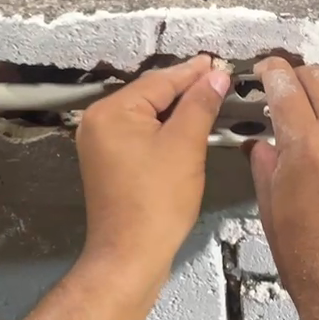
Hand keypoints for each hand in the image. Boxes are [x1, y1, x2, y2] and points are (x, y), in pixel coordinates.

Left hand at [76, 55, 230, 276]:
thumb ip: (200, 104)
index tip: (220, 63)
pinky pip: (140, 133)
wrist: (131, 255)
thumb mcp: (185, 145)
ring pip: (146, 114)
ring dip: (177, 108)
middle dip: (186, 88)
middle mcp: (98, 122)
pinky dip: (164, 128)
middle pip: (150, 95)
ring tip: (210, 97)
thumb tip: (216, 76)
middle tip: (220, 78)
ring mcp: (100, 144)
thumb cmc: (158, 200)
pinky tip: (188, 125)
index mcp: (111, 112)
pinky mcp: (109, 162)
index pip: (159, 81)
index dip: (194, 72)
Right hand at [247, 57, 318, 307]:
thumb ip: (265, 165)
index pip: (286, 85)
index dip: (272, 70)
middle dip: (301, 75)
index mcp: (305, 145)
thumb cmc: (306, 256)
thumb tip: (262, 146)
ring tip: (308, 129)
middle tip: (286, 87)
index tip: (265, 68)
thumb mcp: (270, 207)